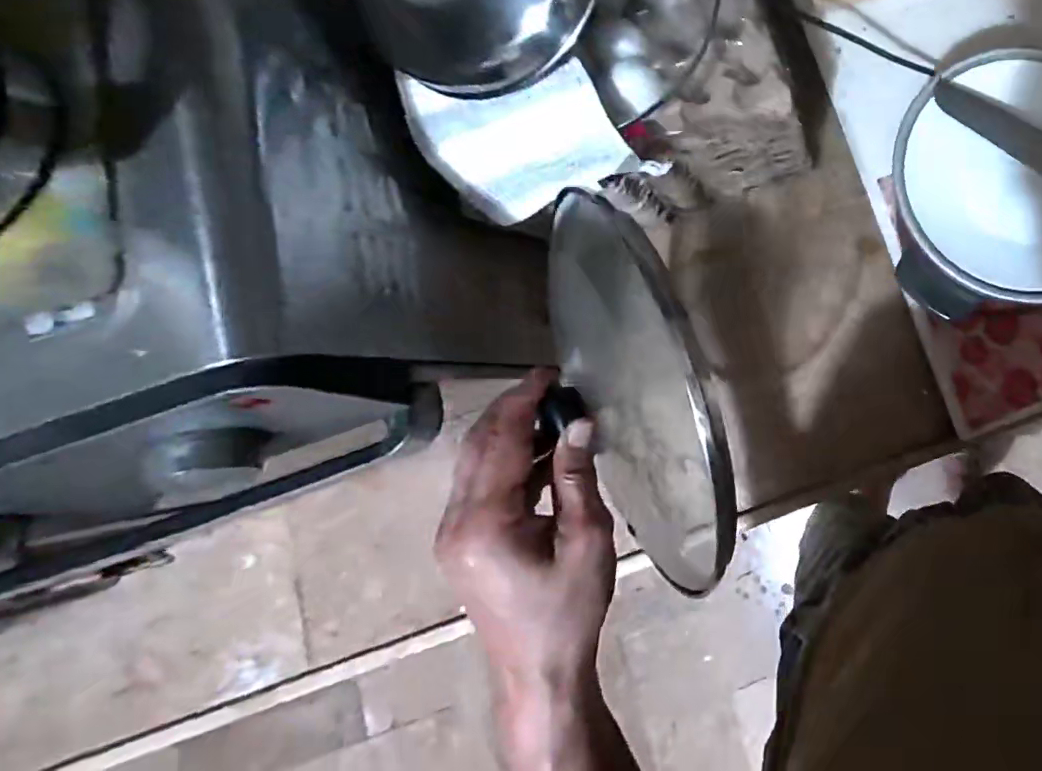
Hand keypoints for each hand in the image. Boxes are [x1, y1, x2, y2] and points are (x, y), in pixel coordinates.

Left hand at [436, 369, 615, 698]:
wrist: (539, 669)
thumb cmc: (569, 607)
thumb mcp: (586, 538)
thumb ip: (577, 476)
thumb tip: (579, 422)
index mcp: (483, 522)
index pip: (501, 441)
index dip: (524, 400)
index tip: (552, 372)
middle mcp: (456, 521)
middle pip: (478, 444)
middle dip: (512, 406)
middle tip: (553, 383)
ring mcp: (454, 532)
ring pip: (476, 461)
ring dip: (511, 429)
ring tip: (554, 409)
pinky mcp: (465, 540)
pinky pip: (483, 482)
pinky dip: (511, 457)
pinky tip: (546, 448)